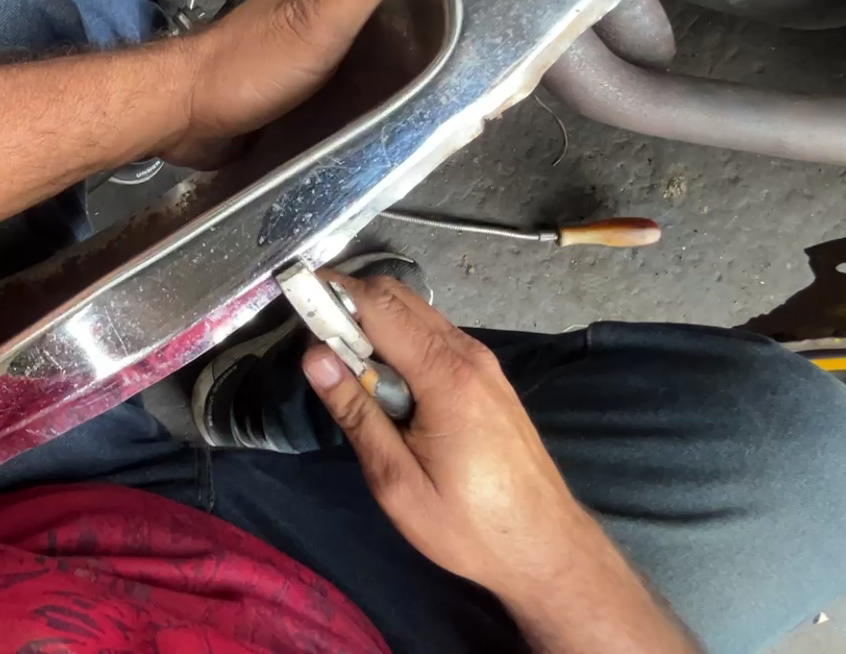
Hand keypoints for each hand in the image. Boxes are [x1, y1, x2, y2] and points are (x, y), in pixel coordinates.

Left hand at [160, 0, 428, 166]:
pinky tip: (380, 121)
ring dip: (388, 76)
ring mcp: (296, 66)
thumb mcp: (317, 18)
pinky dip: (356, 106)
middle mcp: (312, 28)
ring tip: (442, 94)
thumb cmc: (247, 67)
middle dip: (419, 38)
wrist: (183, 119)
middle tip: (471, 59)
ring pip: (356, 66)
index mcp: (324, 0)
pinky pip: (333, 101)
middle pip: (377, 27)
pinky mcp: (285, 106)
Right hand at [301, 269, 610, 601]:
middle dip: (348, 300)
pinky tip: (380, 372)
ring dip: (371, 316)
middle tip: (313, 332)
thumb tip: (314, 356)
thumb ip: (356, 413)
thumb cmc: (469, 526)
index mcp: (444, 375)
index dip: (334, 292)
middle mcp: (466, 353)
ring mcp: (480, 359)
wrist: (549, 552)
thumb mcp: (397, 481)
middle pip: (396, 296)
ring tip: (341, 356)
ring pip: (413, 309)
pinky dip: (395, 332)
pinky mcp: (484, 372)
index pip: (379, 306)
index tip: (296, 295)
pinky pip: (429, 330)